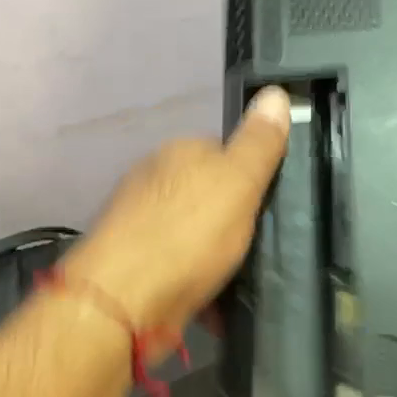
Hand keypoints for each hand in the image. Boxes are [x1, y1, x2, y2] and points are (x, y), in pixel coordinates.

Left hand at [61, 87, 290, 346]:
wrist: (121, 302)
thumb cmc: (186, 236)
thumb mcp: (237, 183)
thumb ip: (258, 143)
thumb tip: (276, 92)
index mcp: (177, 153)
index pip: (223, 151)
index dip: (251, 176)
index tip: (270, 205)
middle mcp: (153, 181)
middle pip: (207, 195)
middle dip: (232, 220)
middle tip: (259, 246)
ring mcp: (139, 224)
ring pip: (193, 234)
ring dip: (216, 257)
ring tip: (240, 281)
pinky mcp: (134, 265)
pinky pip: (179, 269)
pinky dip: (198, 285)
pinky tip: (215, 305)